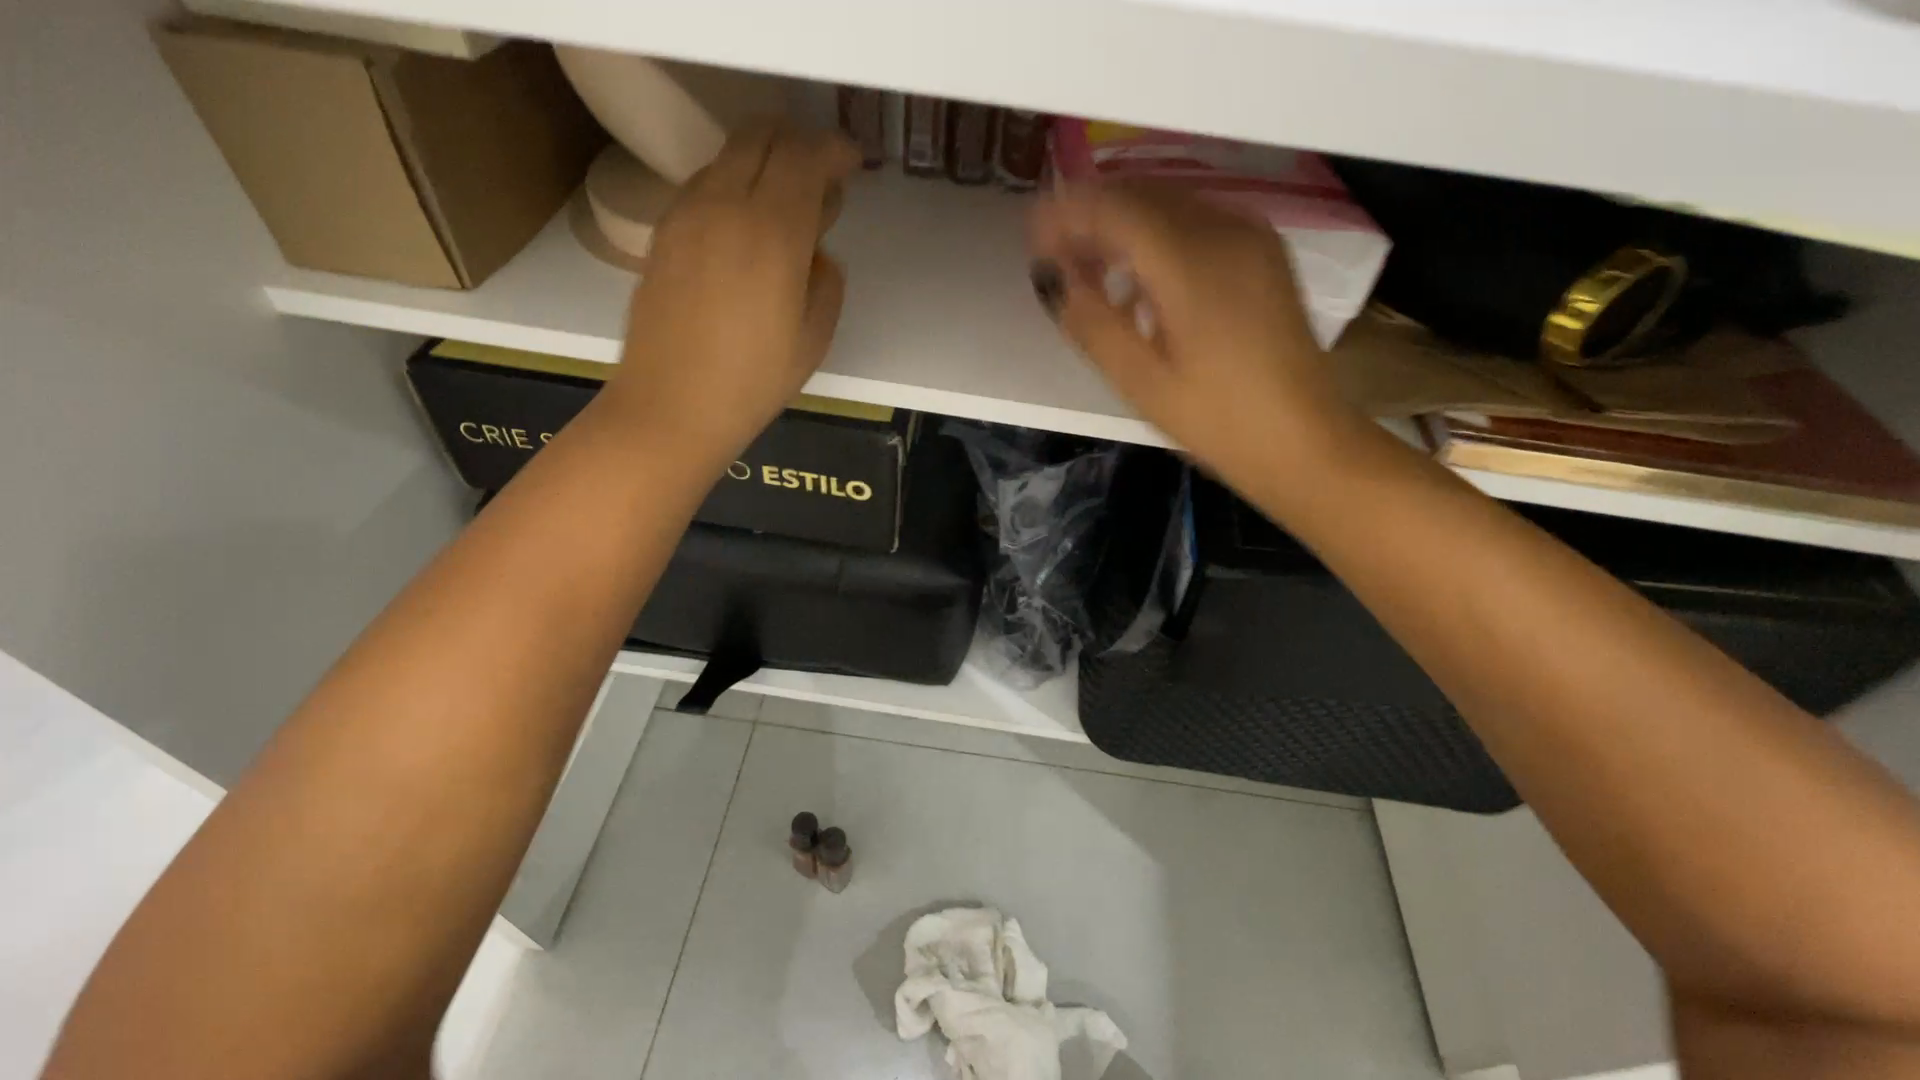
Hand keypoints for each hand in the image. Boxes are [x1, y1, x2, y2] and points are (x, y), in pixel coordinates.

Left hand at [602, 124, 859, 463]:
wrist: (669, 408)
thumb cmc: (752, 382)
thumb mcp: (815, 336)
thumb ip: (826, 279)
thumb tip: (815, 252)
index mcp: (772, 230)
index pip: (805, 155)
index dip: (836, 150)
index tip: (853, 163)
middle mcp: (724, 205)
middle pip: (761, 135)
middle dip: (798, 142)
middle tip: (821, 177)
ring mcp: (686, 214)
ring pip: (729, 155)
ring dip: (763, 163)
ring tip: (783, 207)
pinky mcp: (663, 232)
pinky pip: (704, 185)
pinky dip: (732, 185)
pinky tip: (744, 229)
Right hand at [1028, 182, 1363, 483]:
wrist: (1304, 440)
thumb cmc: (1217, 419)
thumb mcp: (1139, 380)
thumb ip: (1090, 320)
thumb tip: (1053, 277)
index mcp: (1190, 260)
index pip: (1113, 206)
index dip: (1066, 215)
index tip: (1035, 243)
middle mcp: (1224, 229)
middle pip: (1141, 195)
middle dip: (1092, 218)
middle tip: (1058, 261)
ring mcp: (1251, 236)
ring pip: (1169, 204)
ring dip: (1124, 226)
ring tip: (1093, 272)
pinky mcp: (1264, 252)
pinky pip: (1197, 222)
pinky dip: (1158, 236)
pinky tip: (1142, 279)